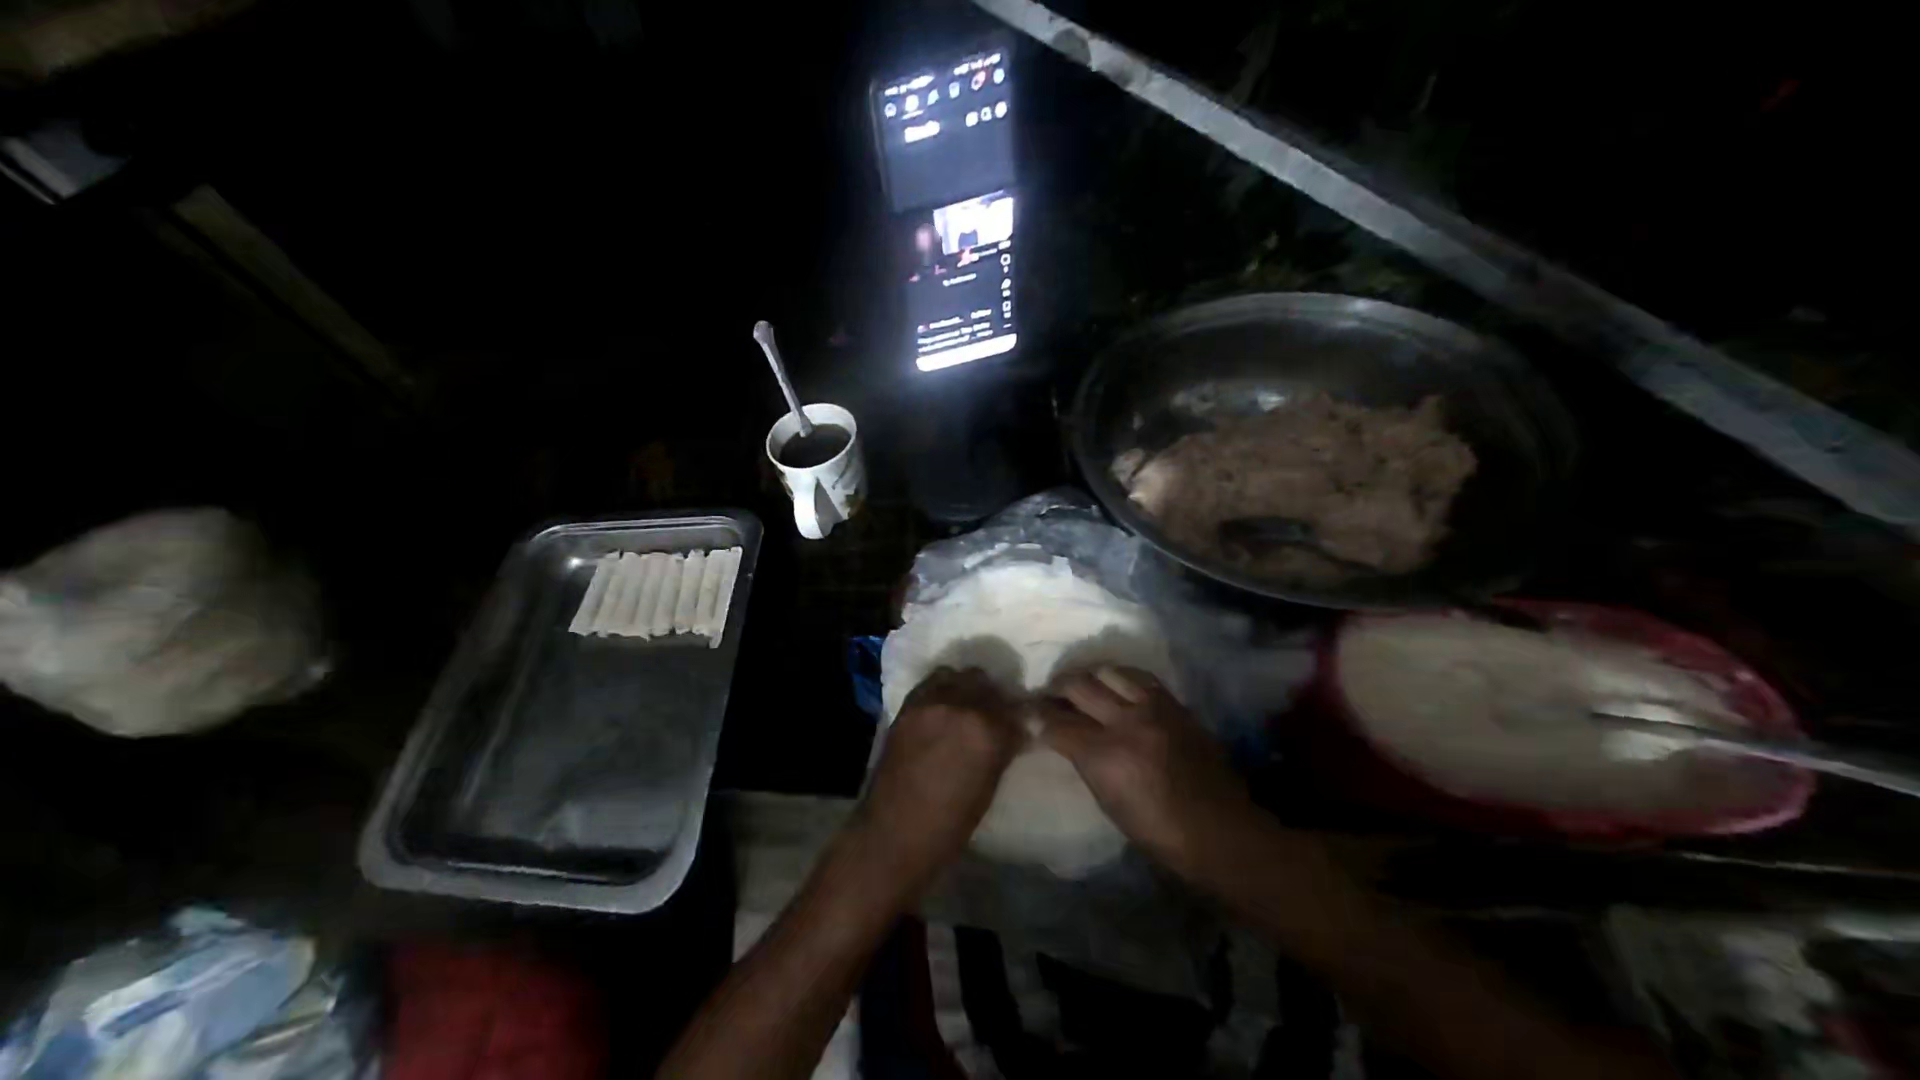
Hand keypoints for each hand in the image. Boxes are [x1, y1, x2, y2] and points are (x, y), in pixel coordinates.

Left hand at [852, 667, 1023, 890]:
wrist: (893, 833)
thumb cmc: (950, 823)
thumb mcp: (990, 786)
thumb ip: (1002, 748)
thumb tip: (1013, 731)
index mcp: (987, 730)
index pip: (1015, 709)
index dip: (1019, 719)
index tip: (1019, 729)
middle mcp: (960, 705)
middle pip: (987, 684)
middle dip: (995, 700)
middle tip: (994, 718)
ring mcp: (930, 702)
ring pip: (959, 676)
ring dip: (968, 689)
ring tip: (968, 709)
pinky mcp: (908, 706)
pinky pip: (933, 683)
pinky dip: (944, 689)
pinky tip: (945, 710)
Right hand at [1039, 667, 1256, 877]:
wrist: (1218, 829)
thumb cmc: (1157, 831)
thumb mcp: (1107, 801)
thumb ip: (1084, 760)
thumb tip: (1062, 736)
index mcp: (1106, 756)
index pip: (1056, 724)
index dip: (1035, 719)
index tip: (1025, 715)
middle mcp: (1126, 723)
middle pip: (1077, 686)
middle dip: (1055, 689)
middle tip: (1047, 696)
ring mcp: (1153, 708)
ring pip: (1107, 671)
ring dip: (1087, 676)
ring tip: (1080, 686)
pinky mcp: (1174, 704)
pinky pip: (1139, 676)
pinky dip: (1119, 677)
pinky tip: (1113, 686)